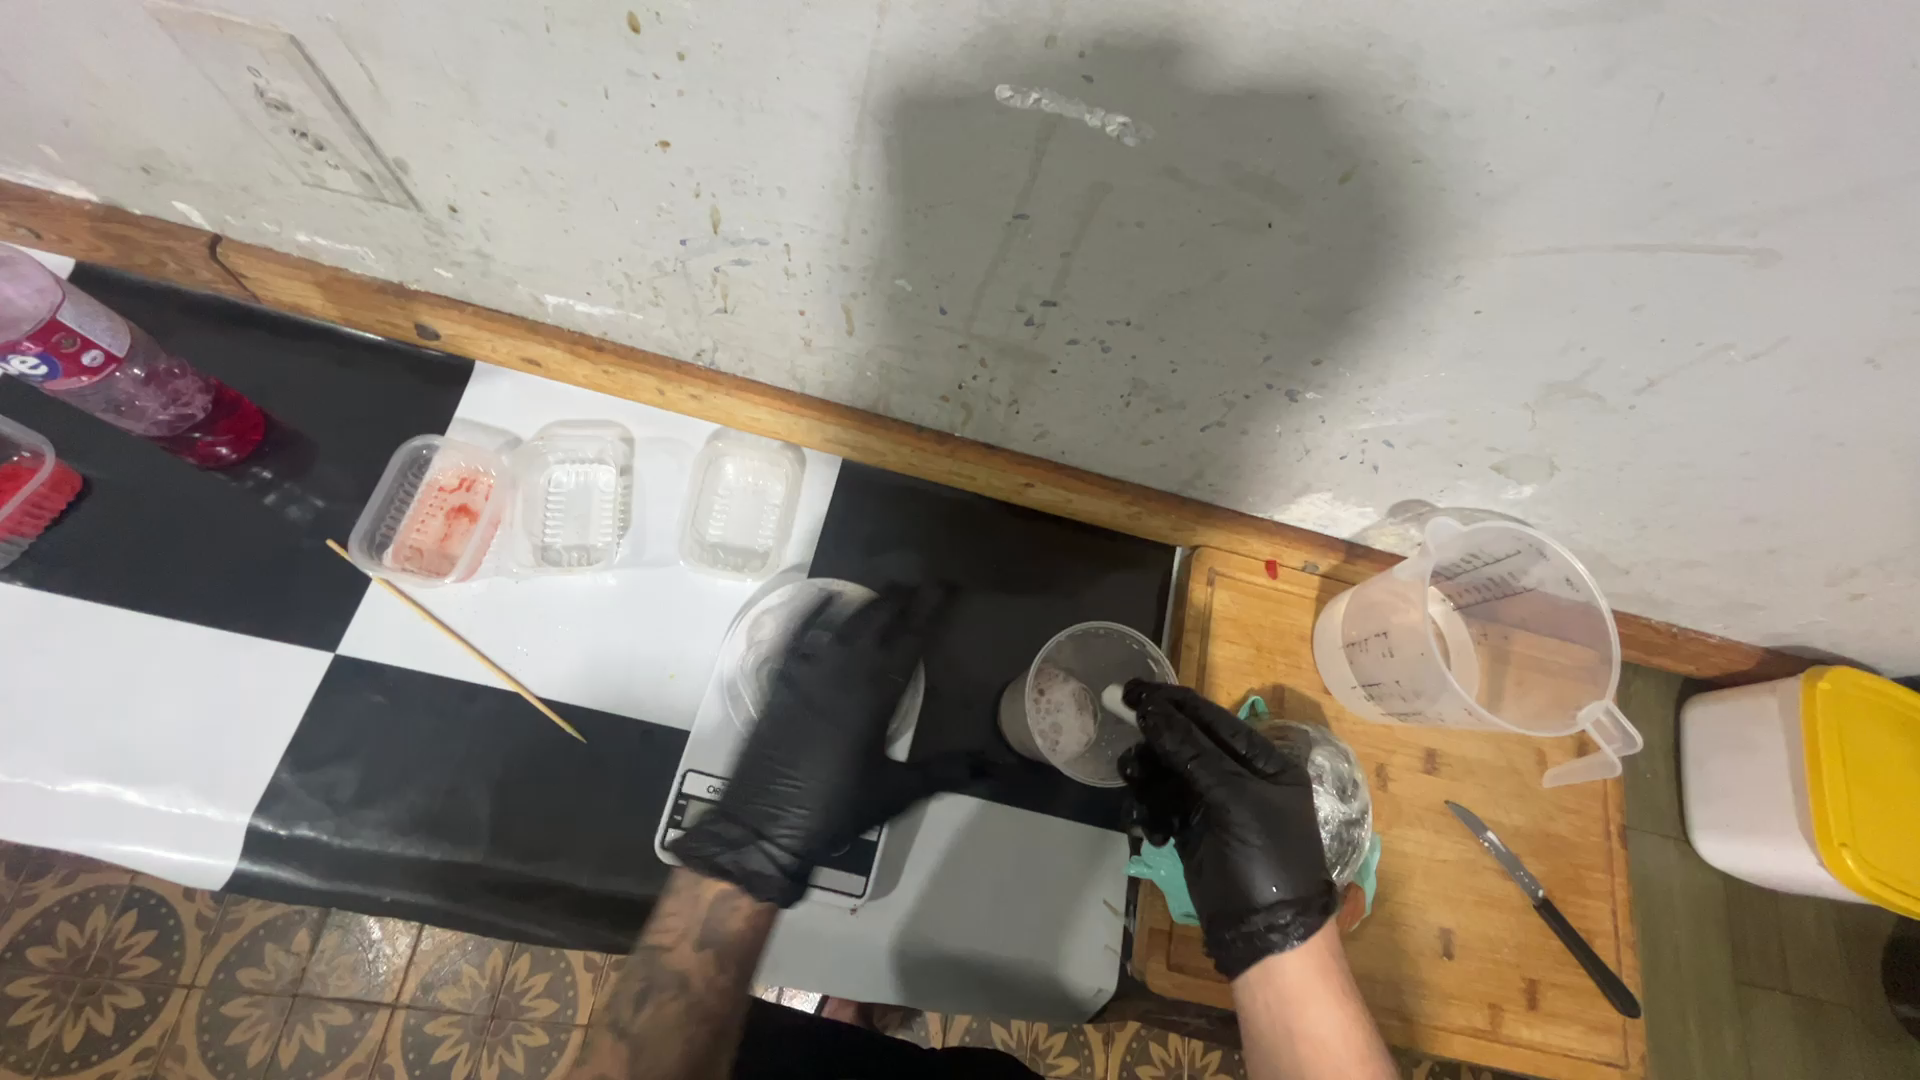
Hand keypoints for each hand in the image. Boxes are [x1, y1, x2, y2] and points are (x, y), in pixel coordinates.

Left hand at [669, 583, 976, 906]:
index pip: (910, 639)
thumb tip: (992, 765)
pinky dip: (812, 613)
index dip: (928, 610)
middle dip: (899, 598)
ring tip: (883, 589)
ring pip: (842, 623)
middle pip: (877, 621)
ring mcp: (808, 673)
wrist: (764, 824)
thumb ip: (944, 771)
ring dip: (865, 603)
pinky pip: (798, 635)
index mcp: (876, 695)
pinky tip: (823, 598)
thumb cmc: (836, 807)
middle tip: (916, 581)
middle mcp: (844, 672)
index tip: (943, 587)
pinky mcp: (781, 681)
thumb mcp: (897, 791)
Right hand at [1120, 681, 1336, 978]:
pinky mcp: (1192, 829)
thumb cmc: (1264, 858)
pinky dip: (1151, 810)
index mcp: (1264, 762)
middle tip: (1124, 730)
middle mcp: (1239, 776)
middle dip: (1155, 741)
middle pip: (1185, 742)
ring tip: (1133, 779)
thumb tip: (1150, 708)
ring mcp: (1214, 804)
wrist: (1265, 937)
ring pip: (1168, 772)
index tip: (1134, 689)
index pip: (1213, 719)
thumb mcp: (1235, 799)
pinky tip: (1153, 829)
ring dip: (1148, 775)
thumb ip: (1191, 751)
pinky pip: (1161, 803)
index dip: (1173, 702)